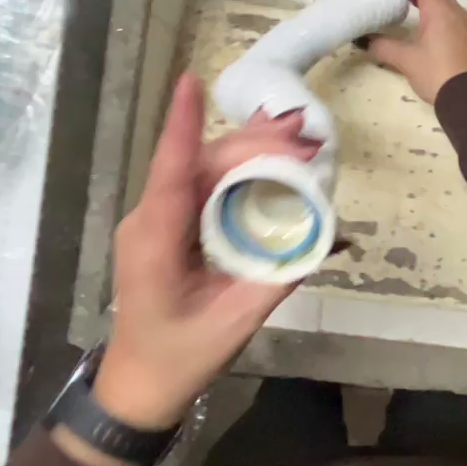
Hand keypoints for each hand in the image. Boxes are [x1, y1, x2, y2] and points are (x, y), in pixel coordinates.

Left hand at [92, 73, 318, 429]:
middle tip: (308, 137)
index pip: (171, 173)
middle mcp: (150, 218)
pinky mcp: (170, 222)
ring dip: (253, 151)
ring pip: (205, 168)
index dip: (182, 127)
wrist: (139, 383)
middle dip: (255, 143)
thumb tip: (327, 237)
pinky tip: (274, 160)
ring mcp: (157, 217)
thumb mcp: (236, 322)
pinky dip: (242, 169)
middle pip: (202, 163)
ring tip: (300, 142)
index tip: (190, 82)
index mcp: (156, 241)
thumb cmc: (182, 357)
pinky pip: (206, 184)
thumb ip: (278, 277)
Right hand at [366, 0, 466, 103]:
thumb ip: (383, 46)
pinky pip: (450, 15)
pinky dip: (433, 14)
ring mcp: (466, 22)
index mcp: (440, 7)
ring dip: (420, 0)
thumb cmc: (437, 75)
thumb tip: (366, 41)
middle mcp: (456, 9)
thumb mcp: (405, 60)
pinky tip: (422, 32)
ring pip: (441, 0)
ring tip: (401, 14)